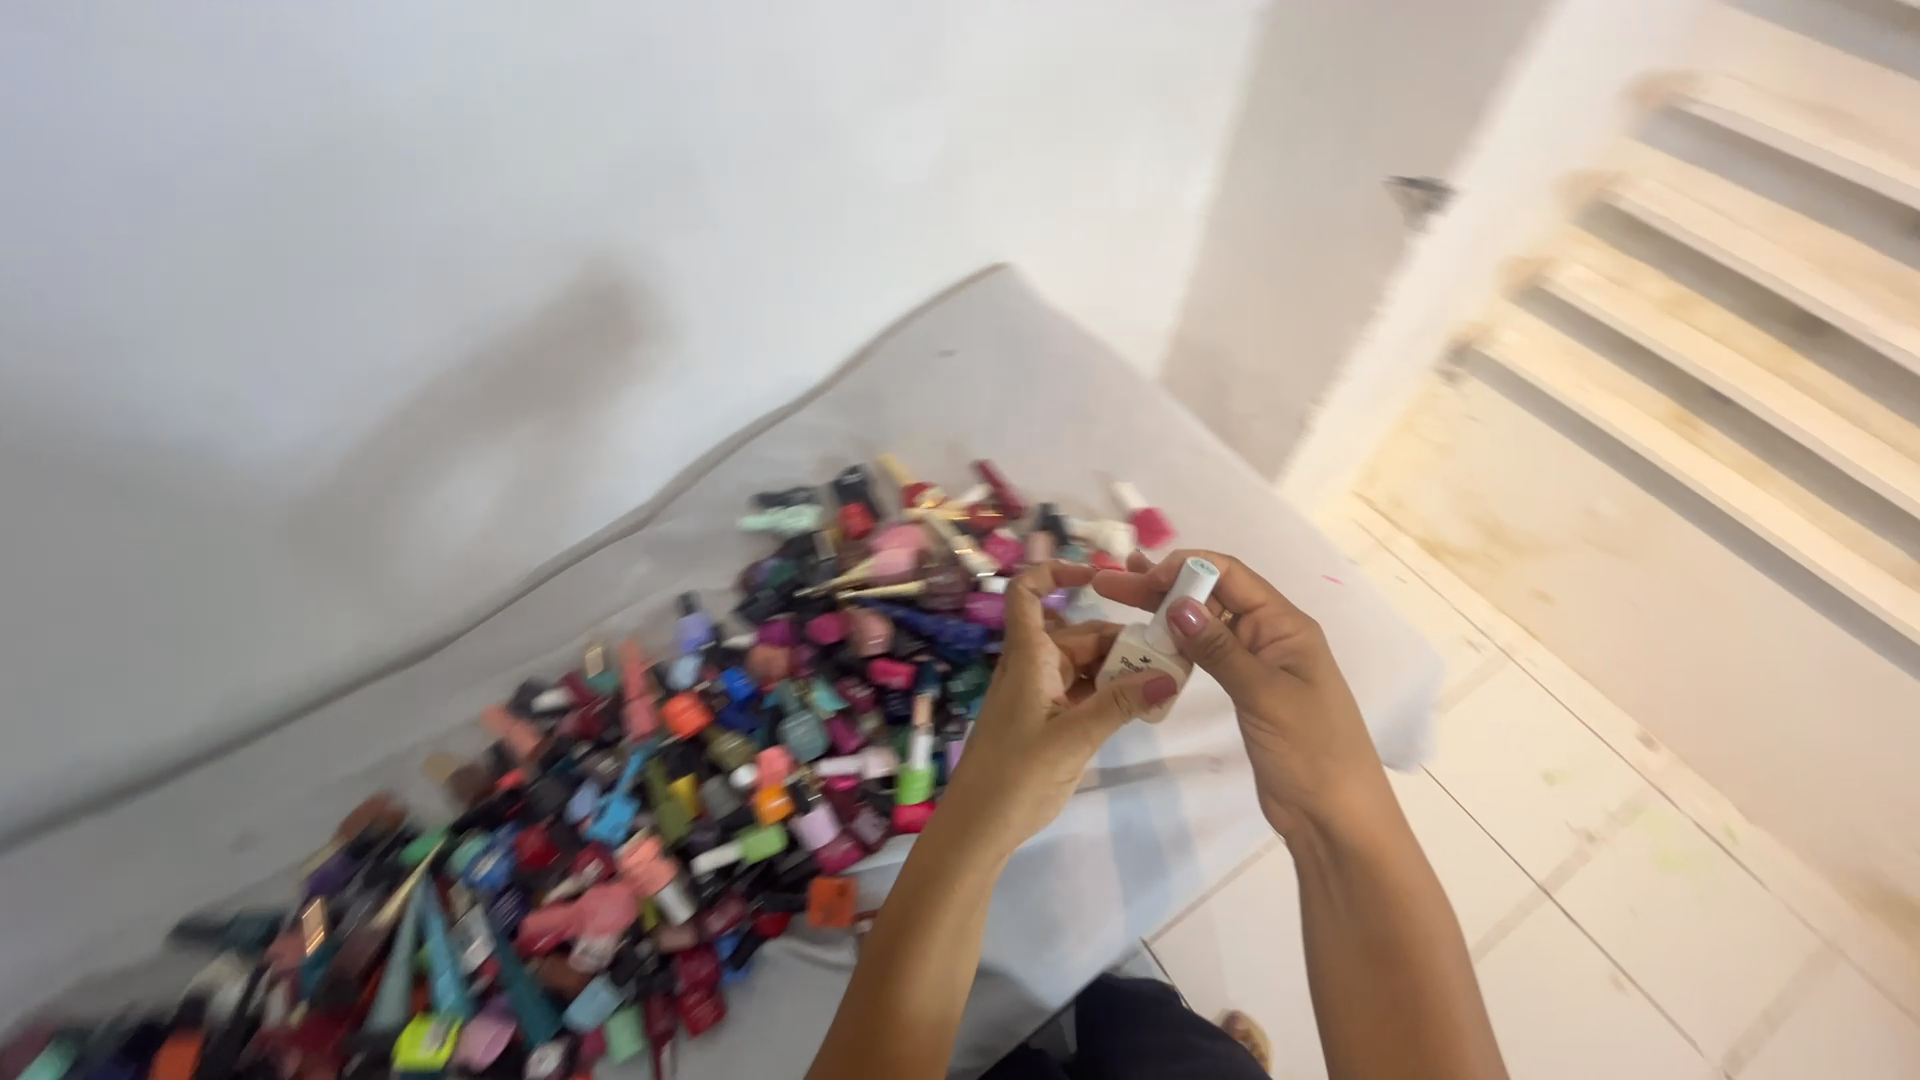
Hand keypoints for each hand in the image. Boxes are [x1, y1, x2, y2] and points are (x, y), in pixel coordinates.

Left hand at [935, 563, 1176, 859]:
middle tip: (1169, 659)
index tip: (1097, 575)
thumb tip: (1169, 676)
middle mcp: (1031, 665)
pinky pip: (1080, 691)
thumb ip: (1120, 705)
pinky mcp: (1044, 718)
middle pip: (1076, 633)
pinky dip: (1106, 693)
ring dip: (1117, 669)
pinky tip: (1137, 705)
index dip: (1056, 571)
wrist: (977, 826)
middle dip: (1118, 640)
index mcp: (1028, 656)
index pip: (1027, 592)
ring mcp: (1037, 692)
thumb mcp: (1074, 738)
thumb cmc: (1016, 775)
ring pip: (1082, 664)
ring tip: (1161, 683)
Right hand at [1052, 550, 1387, 838]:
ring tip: (1116, 599)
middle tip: (1108, 583)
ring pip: (1202, 623)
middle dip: (1161, 585)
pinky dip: (1174, 644)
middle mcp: (1268, 634)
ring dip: (1162, 611)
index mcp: (1284, 624)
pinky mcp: (1241, 688)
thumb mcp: (1264, 695)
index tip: (1141, 579)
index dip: (1185, 568)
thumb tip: (1177, 604)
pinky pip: (1203, 654)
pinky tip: (1144, 641)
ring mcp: (1253, 662)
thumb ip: (1219, 649)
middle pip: (1210, 595)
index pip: (1230, 575)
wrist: (1334, 816)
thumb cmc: (1312, 750)